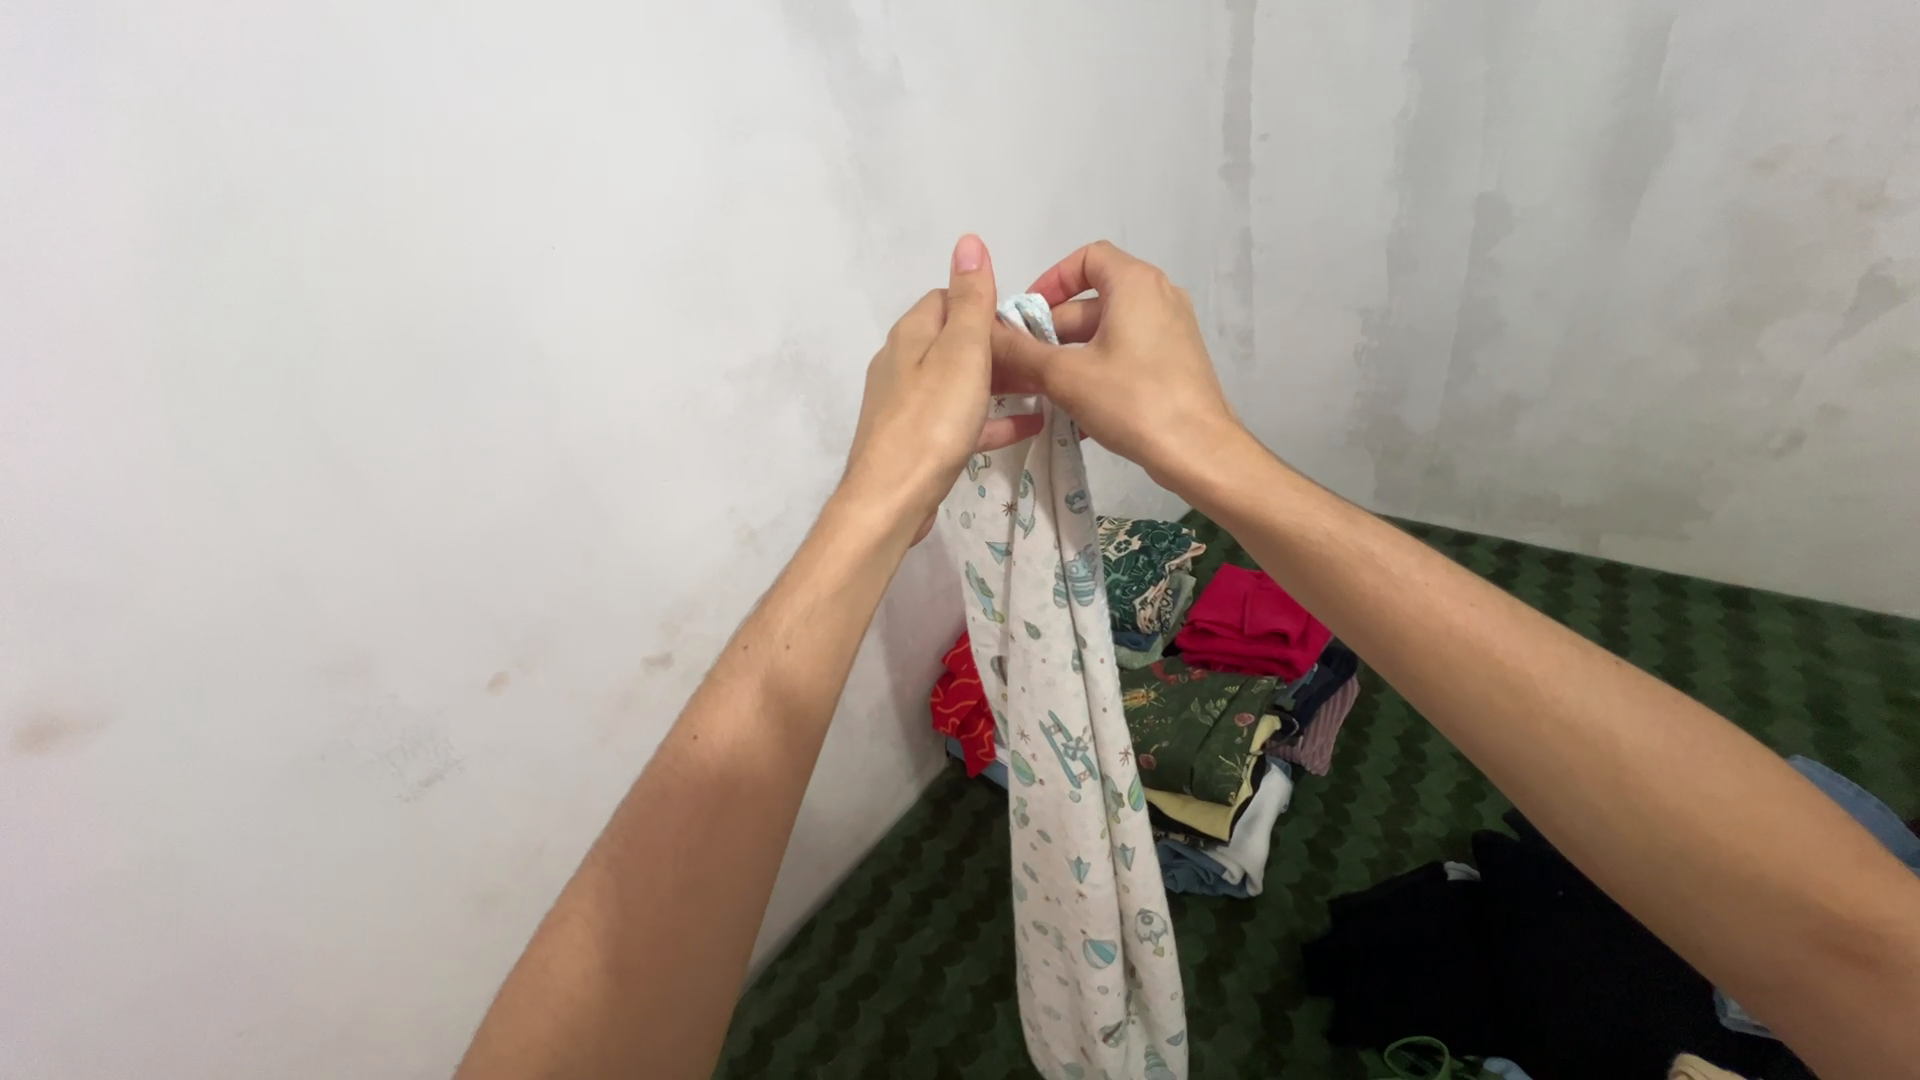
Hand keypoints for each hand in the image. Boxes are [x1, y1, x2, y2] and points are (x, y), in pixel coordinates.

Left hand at [841, 235, 1042, 542]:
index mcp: (912, 335)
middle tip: (1040, 362)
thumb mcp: (961, 353)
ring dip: (998, 382)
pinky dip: (989, 418)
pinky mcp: (916, 441)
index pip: (949, 299)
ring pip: (958, 382)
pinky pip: (959, 420)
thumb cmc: (932, 422)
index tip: (1024, 327)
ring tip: (1041, 390)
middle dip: (997, 347)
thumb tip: (968, 240)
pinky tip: (1026, 426)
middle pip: (955, 342)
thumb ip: (970, 299)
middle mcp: (903, 363)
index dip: (988, 306)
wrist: (891, 499)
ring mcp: (907, 404)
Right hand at [990, 241, 1244, 488]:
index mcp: (1135, 284)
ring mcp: (1171, 331)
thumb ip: (1020, 352)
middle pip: (1092, 302)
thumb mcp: (1065, 376)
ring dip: (1070, 358)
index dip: (1050, 281)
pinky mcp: (1175, 363)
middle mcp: (1158, 297)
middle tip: (1021, 366)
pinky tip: (1075, 411)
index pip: (1086, 258)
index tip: (1027, 315)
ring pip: (1106, 334)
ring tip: (1041, 393)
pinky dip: (1097, 372)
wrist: (1198, 451)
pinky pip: (1126, 356)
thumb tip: (984, 334)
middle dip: (1052, 333)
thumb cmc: (1132, 401)